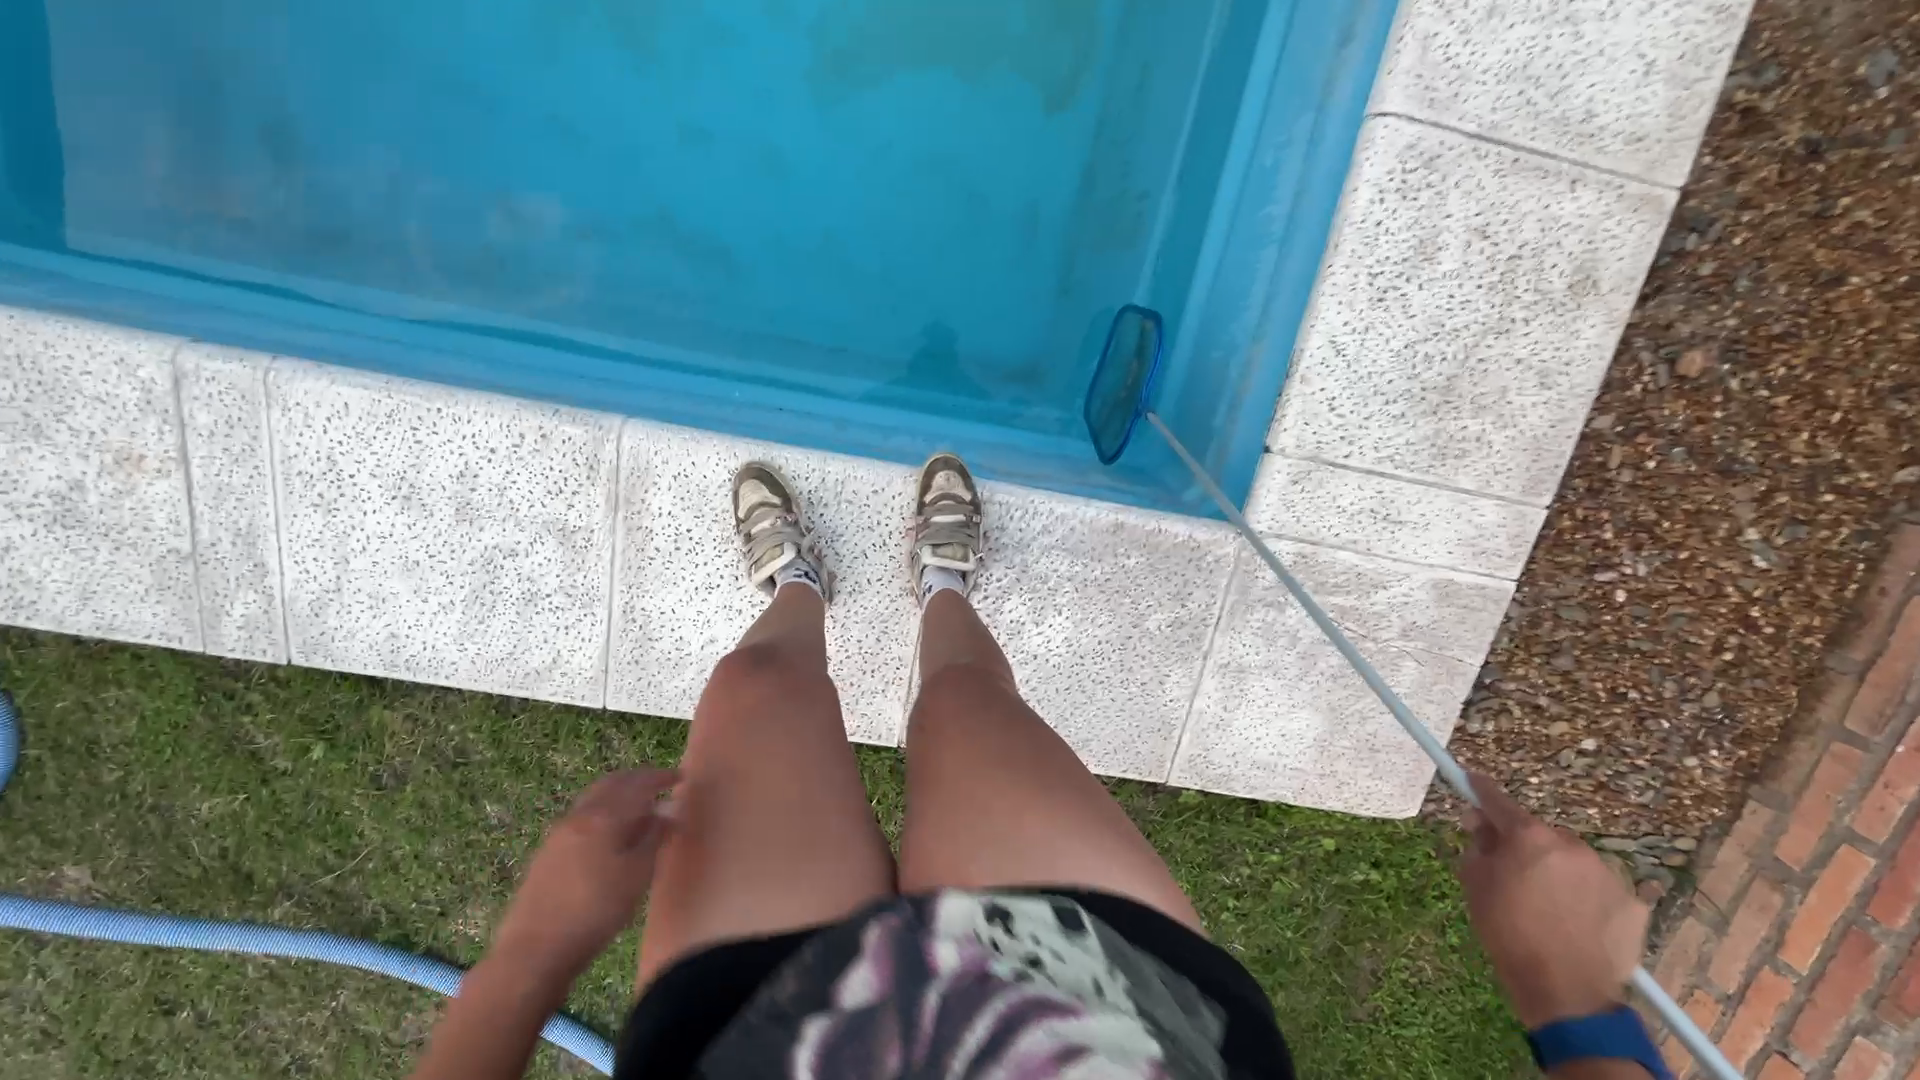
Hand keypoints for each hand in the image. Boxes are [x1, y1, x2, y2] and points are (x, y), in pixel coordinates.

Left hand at [490, 769, 678, 984]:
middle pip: (611, 784)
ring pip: (594, 800)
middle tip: (659, 785)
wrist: (535, 951)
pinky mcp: (547, 853)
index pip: (637, 784)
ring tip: (638, 810)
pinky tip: (610, 835)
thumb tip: (667, 813)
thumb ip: (654, 838)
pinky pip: (582, 818)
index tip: (680, 778)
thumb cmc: (596, 911)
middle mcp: (579, 816)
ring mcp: (558, 834)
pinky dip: (603, 812)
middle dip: (637, 780)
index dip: (660, 777)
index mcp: (604, 817)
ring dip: (618, 795)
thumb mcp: (638, 875)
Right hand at [1456, 774, 1648, 1028]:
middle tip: (1509, 872)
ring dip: (1555, 868)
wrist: (1566, 990)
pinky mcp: (1633, 901)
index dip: (1479, 788)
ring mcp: (1607, 872)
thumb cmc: (1508, 932)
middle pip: (1538, 832)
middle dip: (1523, 844)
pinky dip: (1584, 894)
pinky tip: (1574, 919)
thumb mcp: (1475, 884)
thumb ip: (1478, 846)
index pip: (1498, 800)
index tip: (1469, 778)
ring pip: (1570, 858)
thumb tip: (1482, 825)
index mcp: (1529, 836)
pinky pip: (1598, 885)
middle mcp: (1571, 843)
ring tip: (1545, 904)